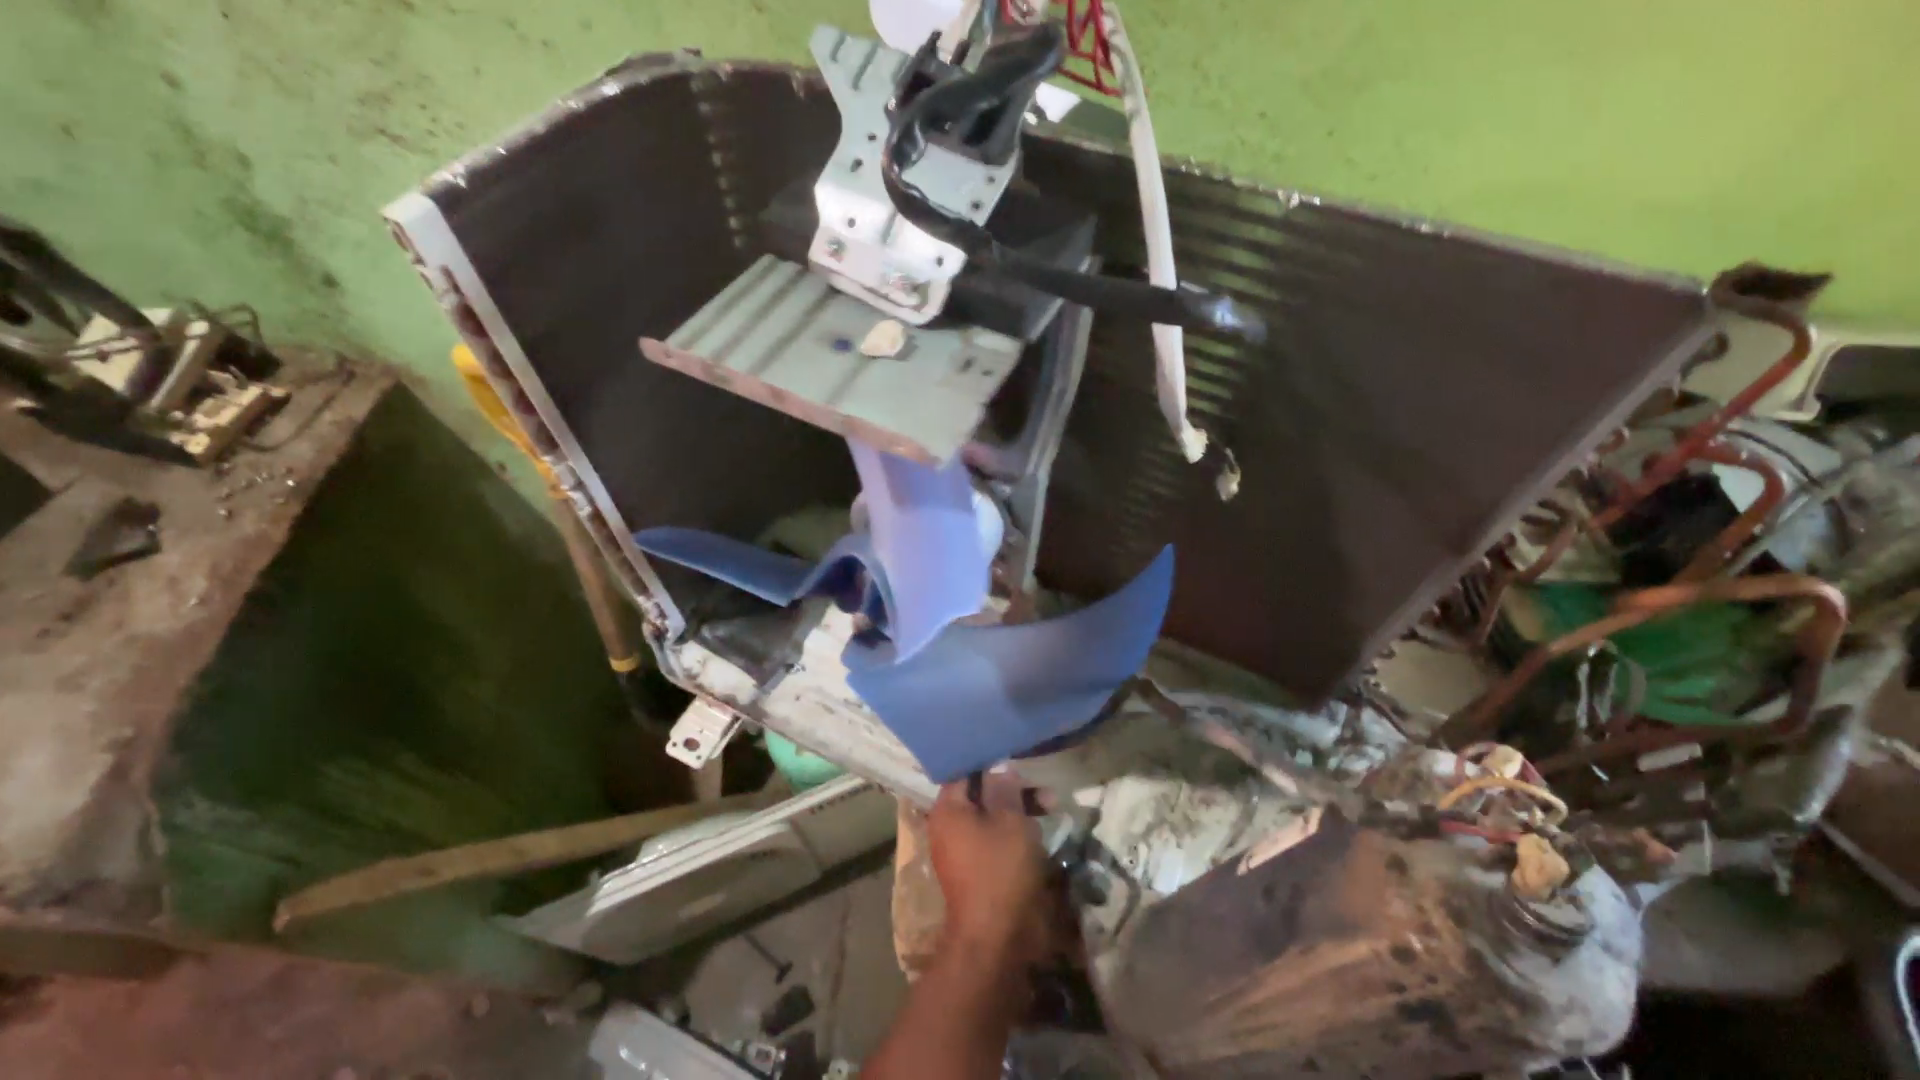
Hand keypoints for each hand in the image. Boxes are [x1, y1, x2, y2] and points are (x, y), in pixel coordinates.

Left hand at [928, 771, 1050, 961]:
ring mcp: (959, 852)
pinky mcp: (975, 872)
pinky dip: (1013, 835)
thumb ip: (1005, 789)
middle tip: (1046, 795)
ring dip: (1018, 813)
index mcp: (947, 810)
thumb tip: (999, 769)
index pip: (965, 772)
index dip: (993, 764)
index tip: (1020, 760)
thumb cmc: (1000, 870)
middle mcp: (946, 828)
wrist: (995, 938)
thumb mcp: (1010, 821)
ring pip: (990, 820)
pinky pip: (993, 842)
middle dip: (1013, 792)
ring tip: (1051, 811)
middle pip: (980, 797)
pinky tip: (1039, 836)